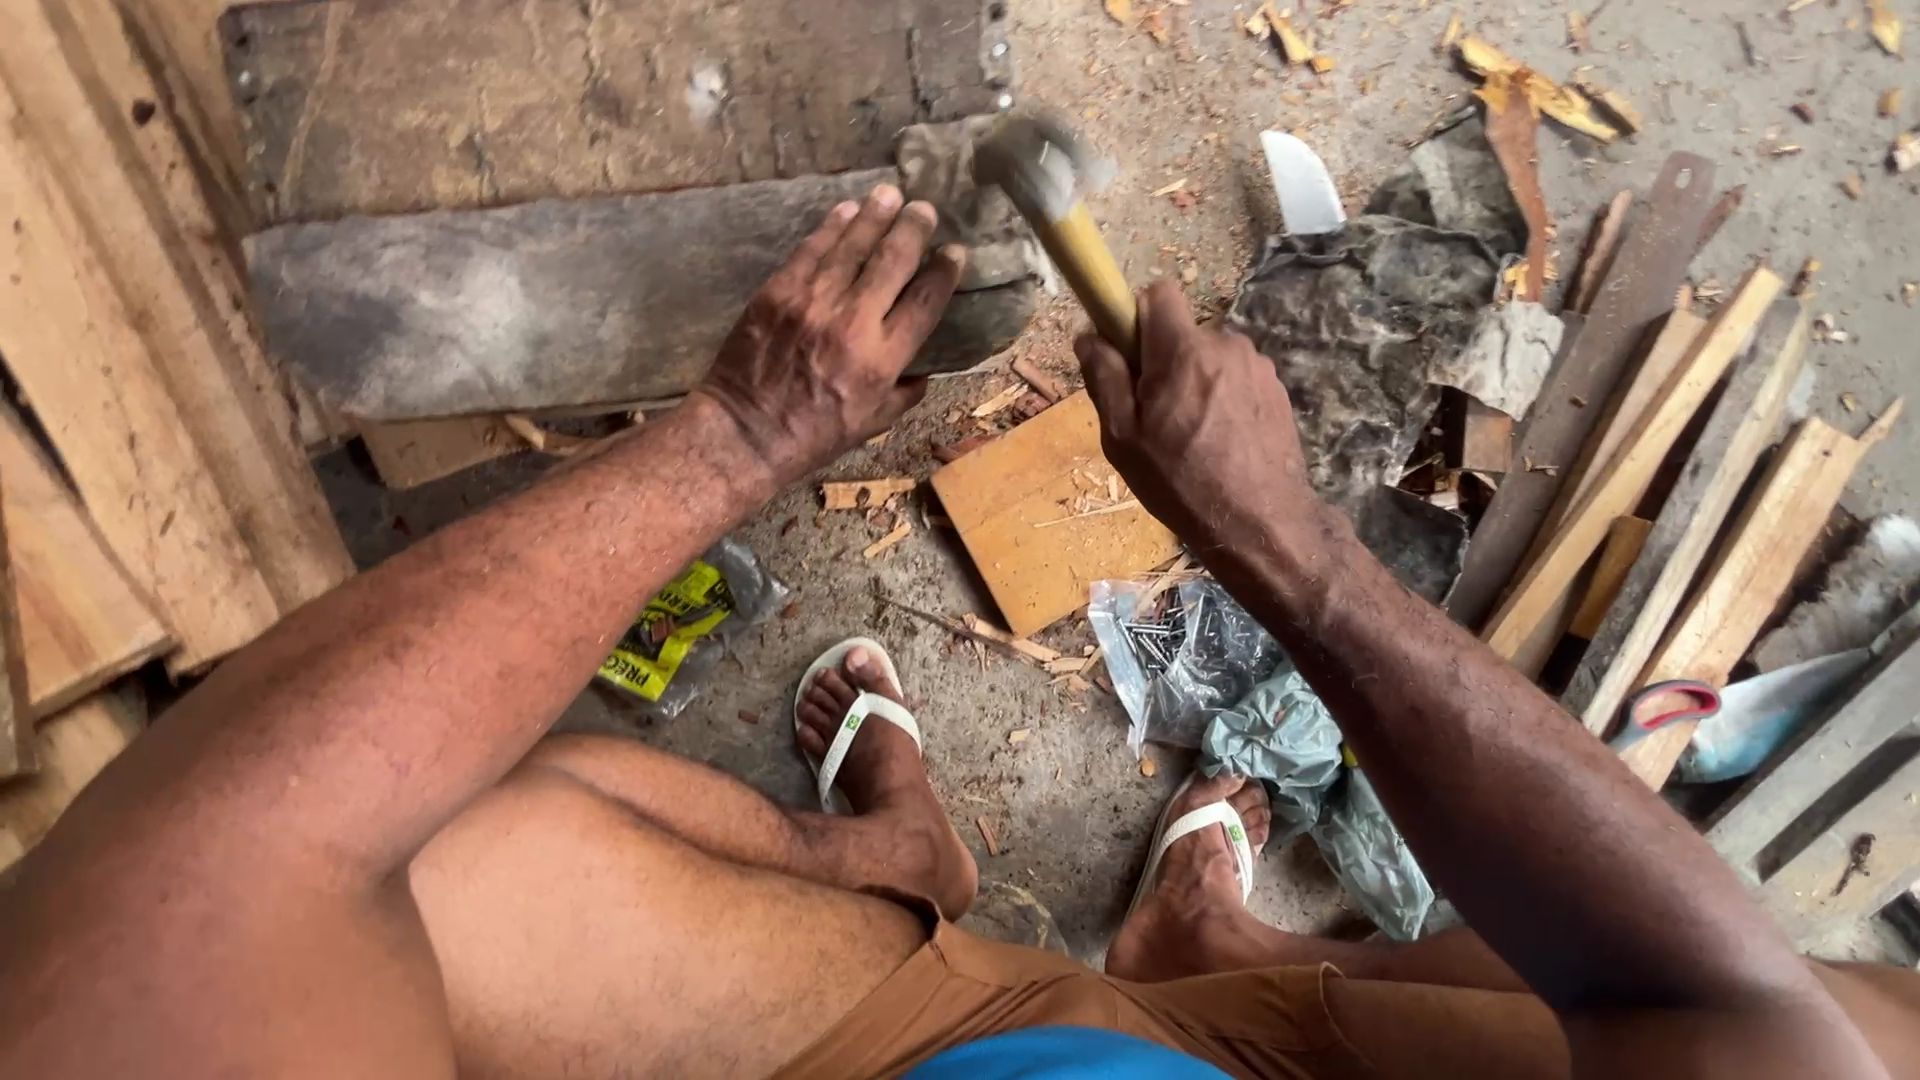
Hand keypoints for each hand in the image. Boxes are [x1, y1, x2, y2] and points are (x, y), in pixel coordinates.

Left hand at [694, 184, 965, 486]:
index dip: (945, 271)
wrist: (748, 432)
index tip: (955, 251)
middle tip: (925, 209)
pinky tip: (848, 210)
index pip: (925, 302)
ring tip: (891, 195)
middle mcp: (854, 322)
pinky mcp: (778, 292)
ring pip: (853, 246)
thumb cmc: (815, 435)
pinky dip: (832, 227)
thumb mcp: (872, 424)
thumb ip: (903, 395)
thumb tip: (924, 372)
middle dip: (914, 229)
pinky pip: (811, 250)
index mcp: (883, 359)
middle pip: (893, 261)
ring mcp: (814, 302)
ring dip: (876, 216)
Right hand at [1074, 281, 1322, 559]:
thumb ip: (1105, 378)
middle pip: (1181, 334)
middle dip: (1162, 362)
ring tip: (1189, 436)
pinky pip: (1233, 378)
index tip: (1127, 358)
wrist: (1259, 521)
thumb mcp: (1123, 438)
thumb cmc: (1179, 482)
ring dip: (1192, 383)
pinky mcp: (1276, 389)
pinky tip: (1218, 442)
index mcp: (1183, 351)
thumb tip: (1089, 336)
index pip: (1158, 293)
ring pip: (1208, 358)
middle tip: (1152, 417)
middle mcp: (1226, 345)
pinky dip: (1219, 399)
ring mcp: (1257, 366)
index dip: (1136, 318)